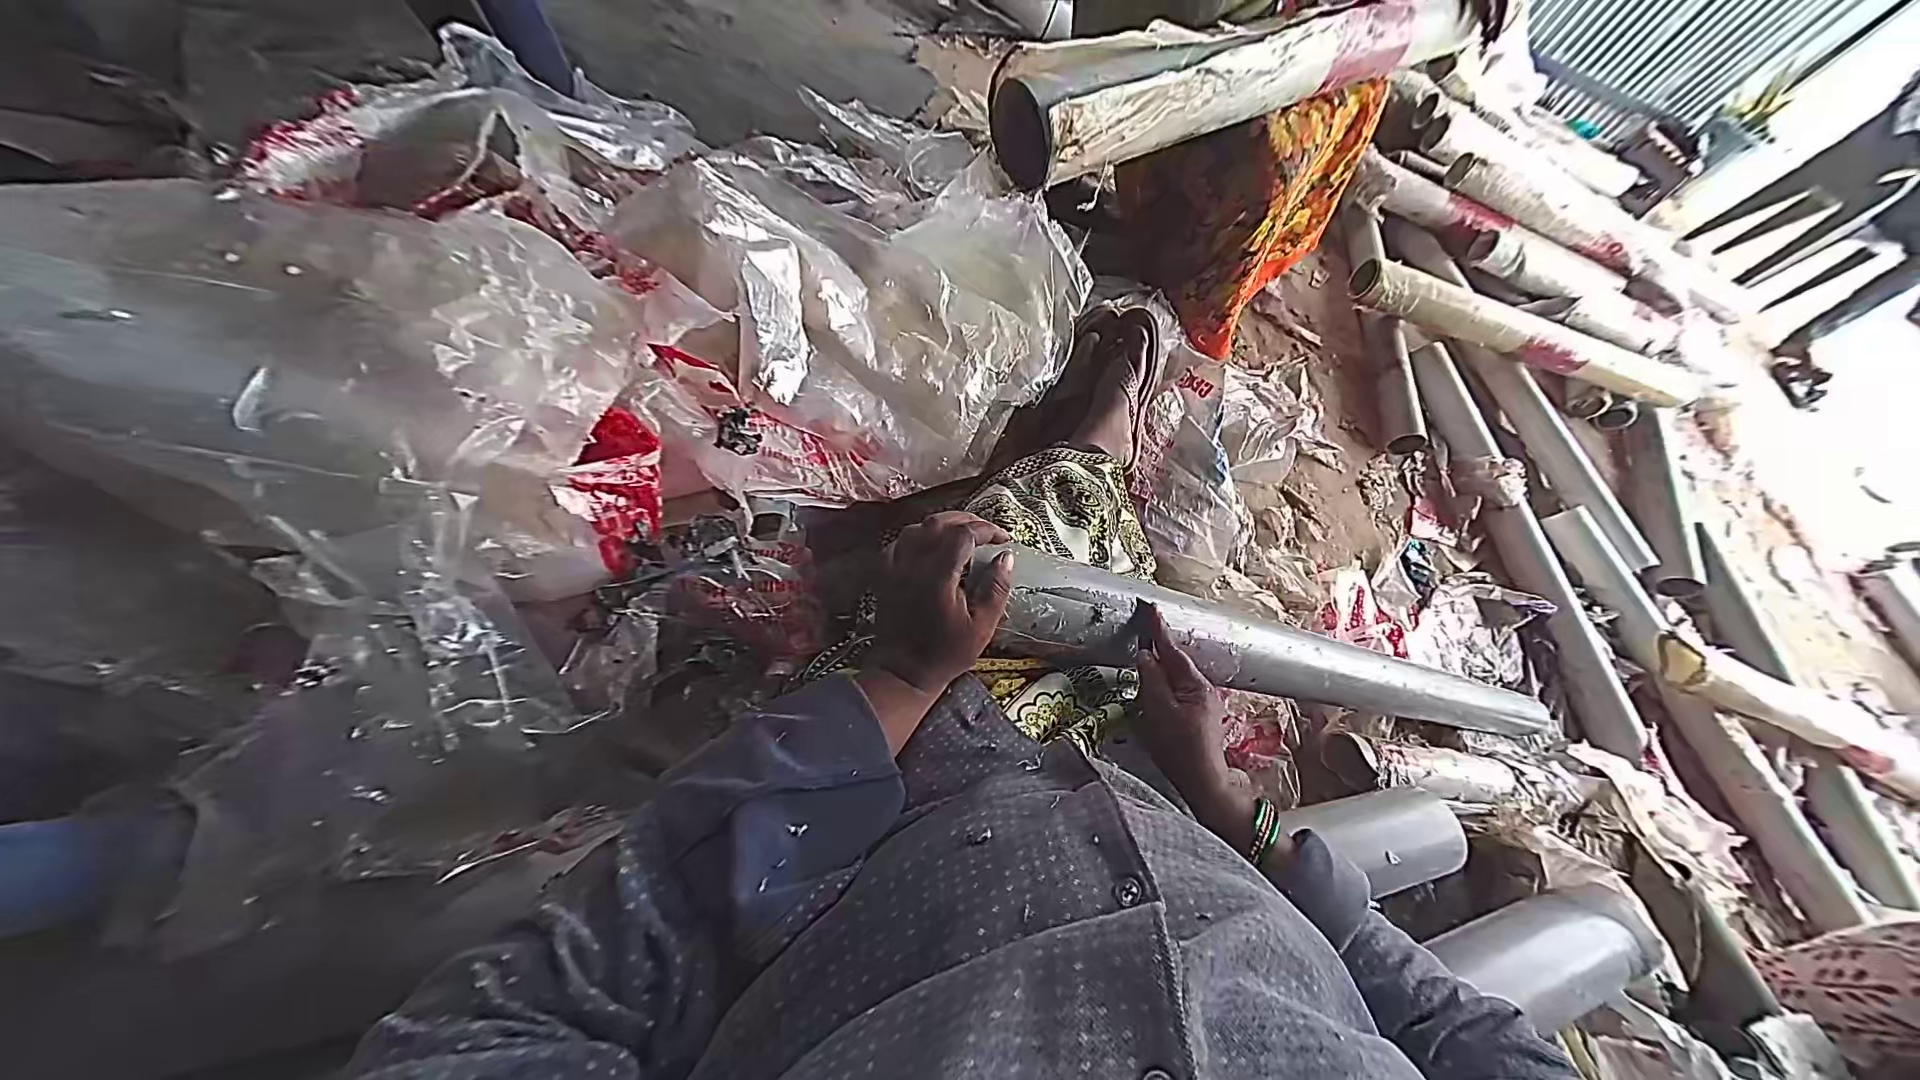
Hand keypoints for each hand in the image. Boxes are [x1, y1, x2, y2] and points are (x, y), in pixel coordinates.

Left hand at [866, 512, 1014, 694]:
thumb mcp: (981, 626)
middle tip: (987, 532)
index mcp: (938, 575)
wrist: (902, 670)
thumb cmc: (945, 652)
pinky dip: (921, 536)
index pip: (963, 534)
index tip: (1002, 539)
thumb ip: (996, 588)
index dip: (986, 530)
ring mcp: (894, 566)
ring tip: (964, 535)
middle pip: (939, 522)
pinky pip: (902, 540)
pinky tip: (933, 546)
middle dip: (967, 521)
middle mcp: (913, 563)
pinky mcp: (884, 572)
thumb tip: (1006, 557)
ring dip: (944, 525)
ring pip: (918, 527)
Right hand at [1134, 603, 1262, 853]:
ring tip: (1144, 654)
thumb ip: (1151, 679)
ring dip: (1161, 665)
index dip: (1159, 629)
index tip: (1151, 608)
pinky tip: (1155, 685)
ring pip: (1177, 675)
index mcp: (1196, 685)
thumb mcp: (1159, 710)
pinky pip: (1178, 688)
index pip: (1172, 650)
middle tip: (1142, 628)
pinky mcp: (1199, 714)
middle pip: (1176, 661)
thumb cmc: (1179, 748)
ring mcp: (1204, 702)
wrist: (1203, 783)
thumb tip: (1145, 654)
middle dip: (1159, 646)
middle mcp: (1204, 689)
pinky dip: (1165, 681)